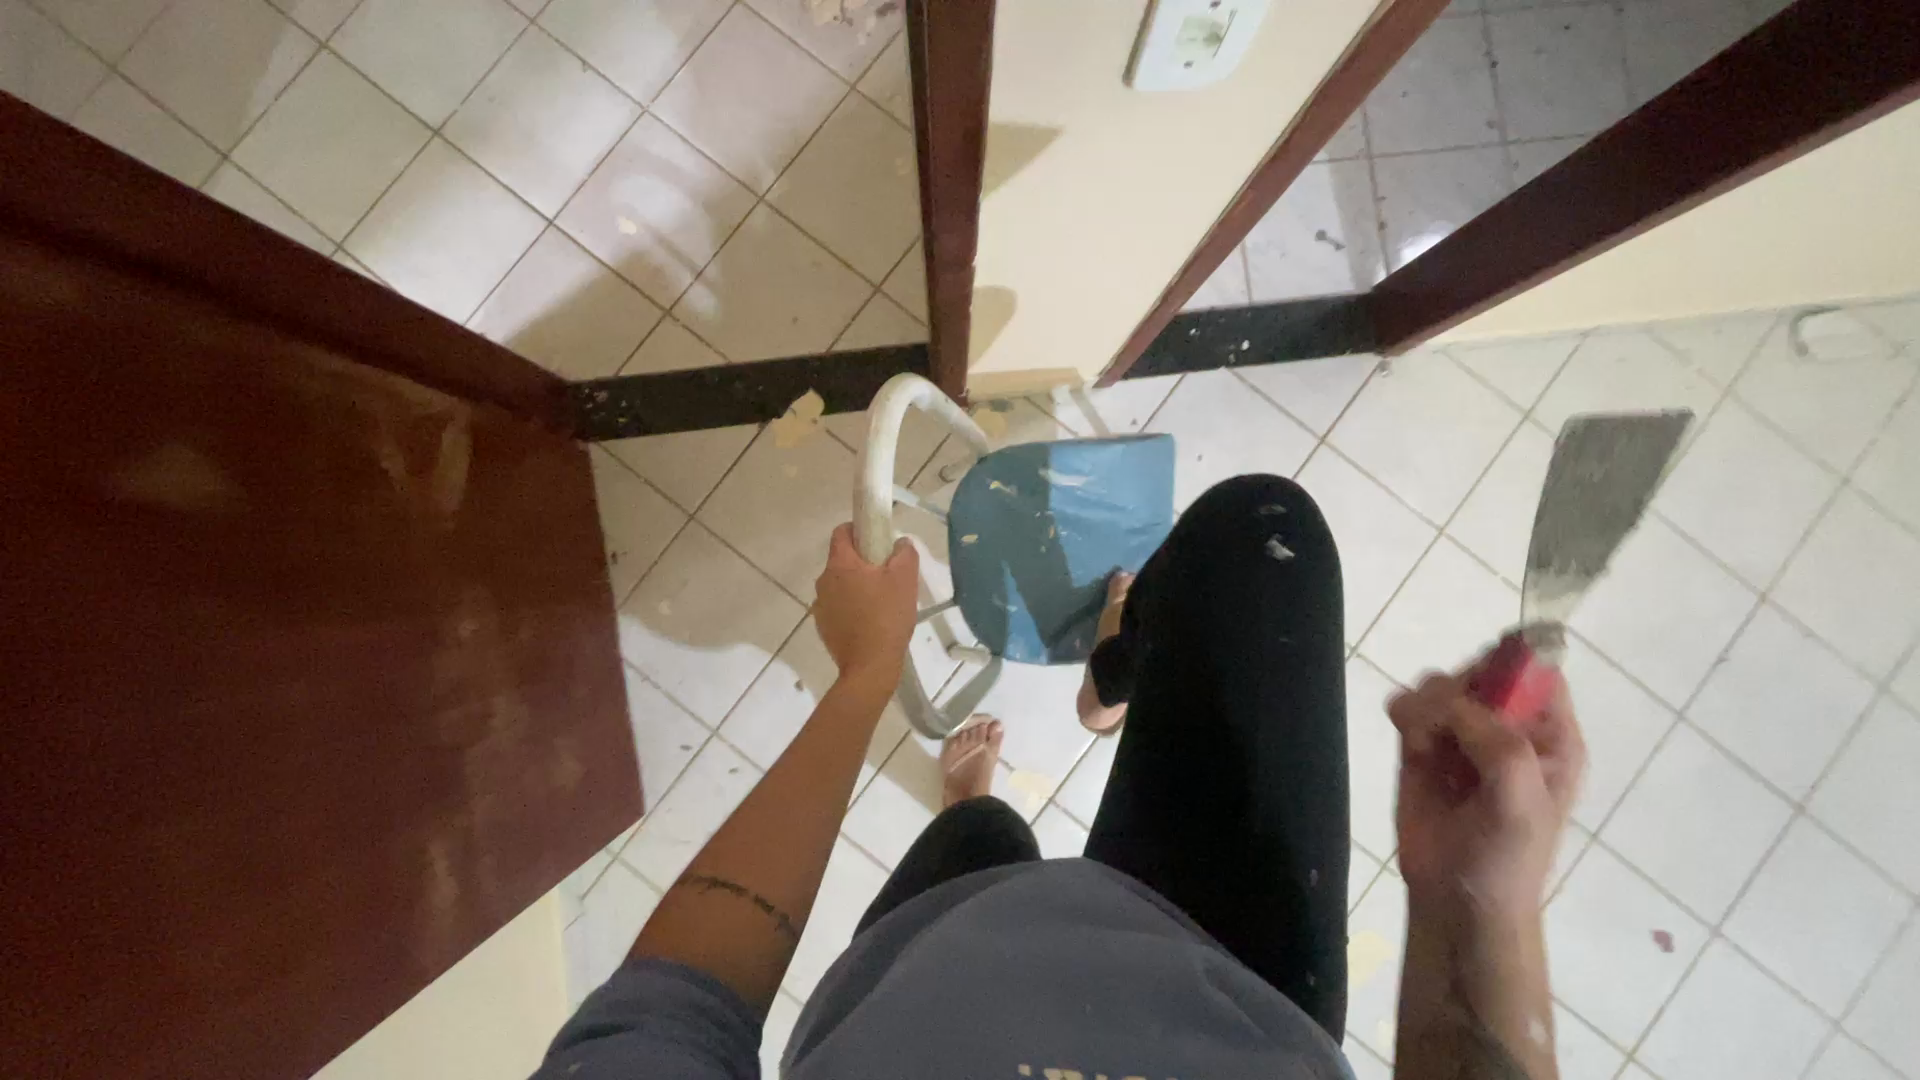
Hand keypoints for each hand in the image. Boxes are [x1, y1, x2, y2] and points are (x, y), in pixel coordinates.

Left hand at [813, 524, 918, 686]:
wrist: (870, 666)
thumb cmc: (887, 617)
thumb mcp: (905, 579)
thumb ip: (904, 552)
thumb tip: (899, 542)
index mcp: (840, 564)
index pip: (841, 532)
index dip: (859, 529)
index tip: (877, 539)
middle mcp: (823, 581)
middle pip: (842, 560)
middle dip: (862, 562)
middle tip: (887, 574)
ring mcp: (820, 605)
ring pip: (840, 584)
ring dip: (856, 586)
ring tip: (881, 602)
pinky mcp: (822, 625)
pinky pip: (837, 606)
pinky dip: (851, 607)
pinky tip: (870, 622)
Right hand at [1388, 659, 1585, 917]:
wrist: (1455, 897)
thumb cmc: (1505, 855)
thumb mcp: (1519, 797)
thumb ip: (1496, 740)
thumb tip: (1450, 699)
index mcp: (1549, 738)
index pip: (1537, 674)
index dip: (1511, 664)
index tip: (1479, 683)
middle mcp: (1506, 728)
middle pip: (1478, 672)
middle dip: (1456, 690)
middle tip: (1445, 722)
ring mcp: (1460, 735)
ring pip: (1436, 685)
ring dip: (1424, 706)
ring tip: (1425, 744)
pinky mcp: (1421, 745)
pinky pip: (1406, 705)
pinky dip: (1402, 714)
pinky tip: (1410, 744)